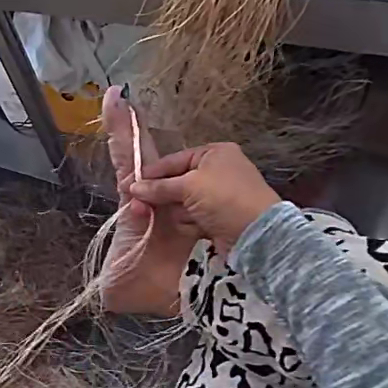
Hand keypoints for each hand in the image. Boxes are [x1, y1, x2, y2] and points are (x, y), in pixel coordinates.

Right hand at [126, 142, 281, 255]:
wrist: (256, 234)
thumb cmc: (224, 198)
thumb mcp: (189, 186)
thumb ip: (159, 186)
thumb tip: (133, 187)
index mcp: (214, 153)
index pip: (174, 160)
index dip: (153, 173)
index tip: (131, 185)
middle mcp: (217, 171)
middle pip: (177, 182)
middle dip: (160, 195)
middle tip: (138, 206)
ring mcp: (219, 196)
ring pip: (183, 201)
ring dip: (173, 211)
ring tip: (158, 218)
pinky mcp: (218, 217)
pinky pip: (193, 216)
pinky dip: (186, 222)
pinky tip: (183, 228)